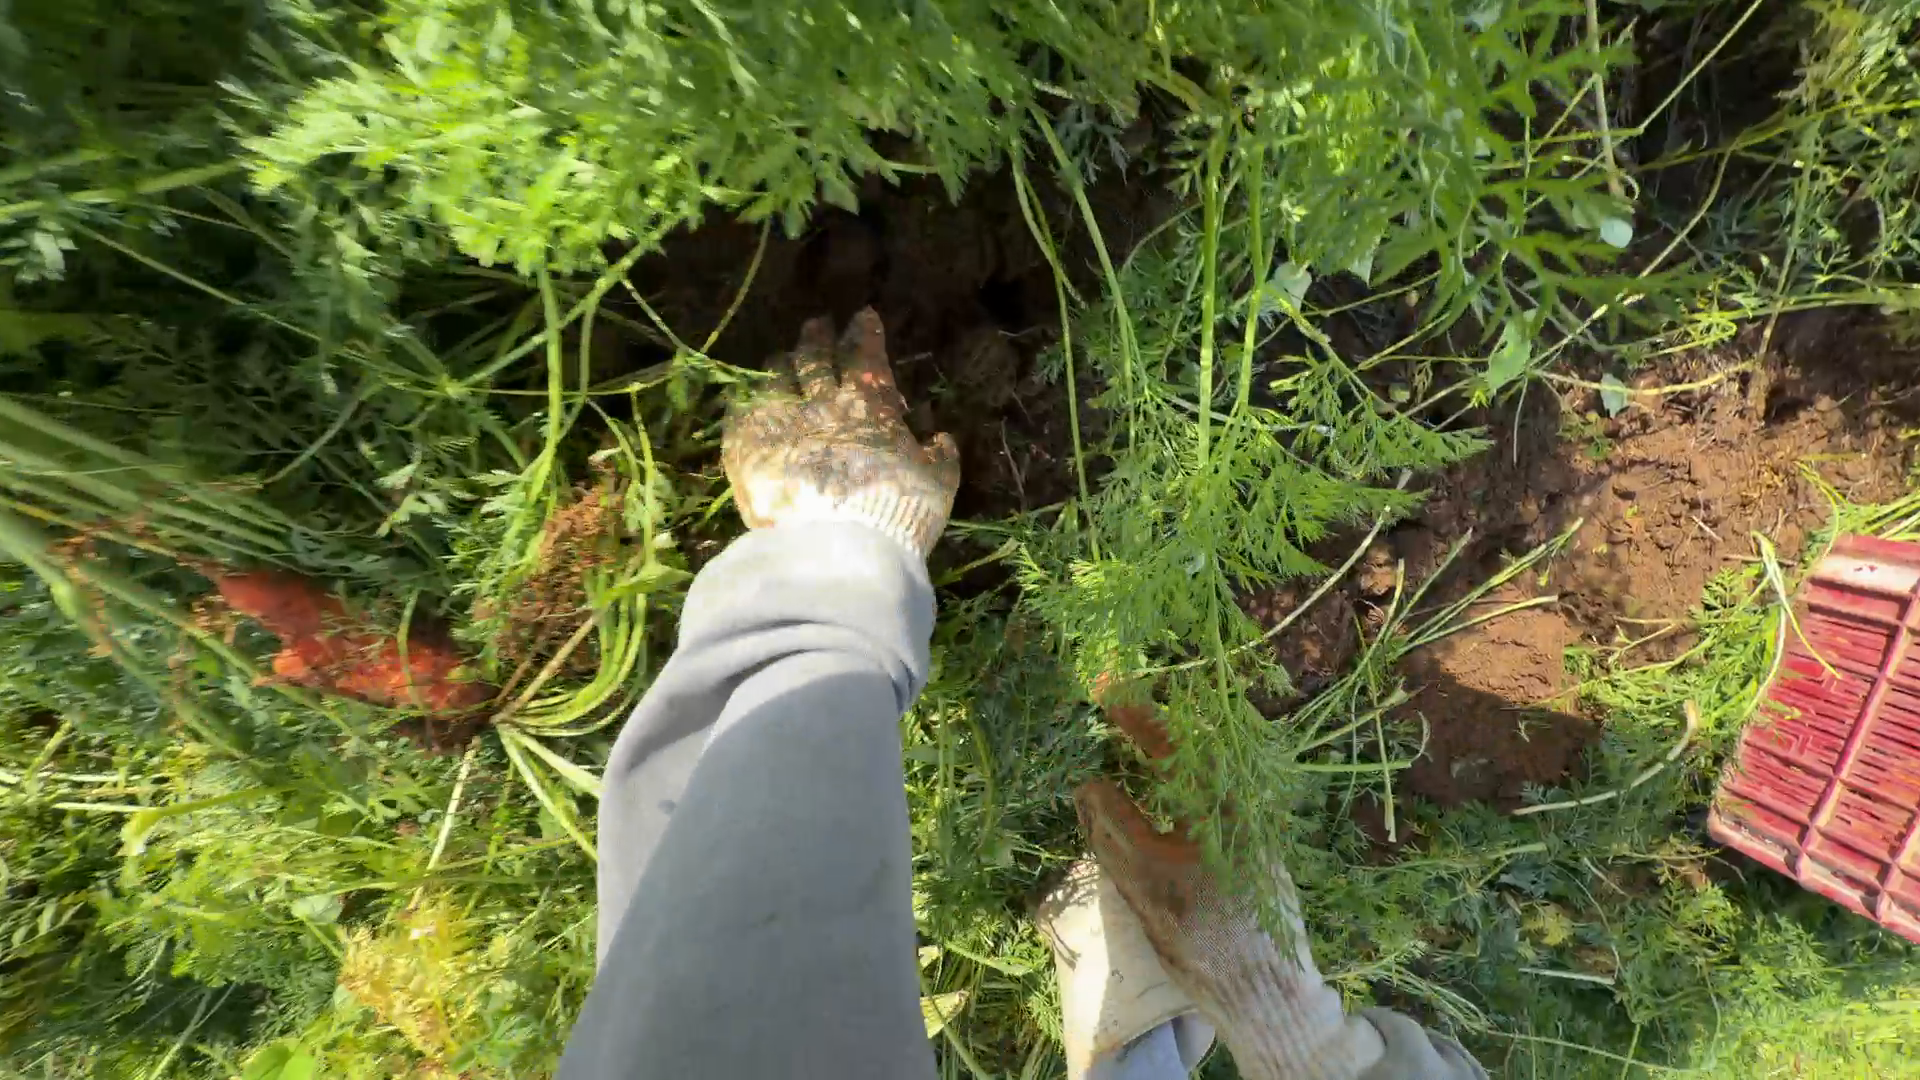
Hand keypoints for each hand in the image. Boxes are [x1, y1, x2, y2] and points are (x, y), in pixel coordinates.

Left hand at [722, 308, 959, 557]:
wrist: (839, 549)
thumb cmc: (897, 511)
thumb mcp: (938, 483)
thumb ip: (940, 455)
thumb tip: (938, 436)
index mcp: (868, 404)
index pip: (865, 354)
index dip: (865, 332)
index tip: (864, 316)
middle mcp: (820, 402)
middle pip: (815, 357)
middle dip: (819, 337)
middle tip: (818, 325)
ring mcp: (779, 423)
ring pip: (776, 376)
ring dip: (782, 362)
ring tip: (782, 356)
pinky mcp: (746, 449)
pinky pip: (741, 411)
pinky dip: (747, 400)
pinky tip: (746, 397)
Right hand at [1074, 703, 1400, 1079]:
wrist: (1270, 995)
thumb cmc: (1207, 941)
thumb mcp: (1146, 885)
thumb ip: (1113, 829)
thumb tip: (1087, 783)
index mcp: (1219, 808)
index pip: (1171, 743)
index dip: (1136, 714)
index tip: (1104, 690)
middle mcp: (1241, 804)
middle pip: (1193, 742)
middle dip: (1151, 719)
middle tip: (1116, 701)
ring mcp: (1249, 820)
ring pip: (1204, 763)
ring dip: (1167, 741)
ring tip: (1133, 727)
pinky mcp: (1250, 839)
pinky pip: (1211, 785)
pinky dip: (1182, 767)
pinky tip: (1161, 773)